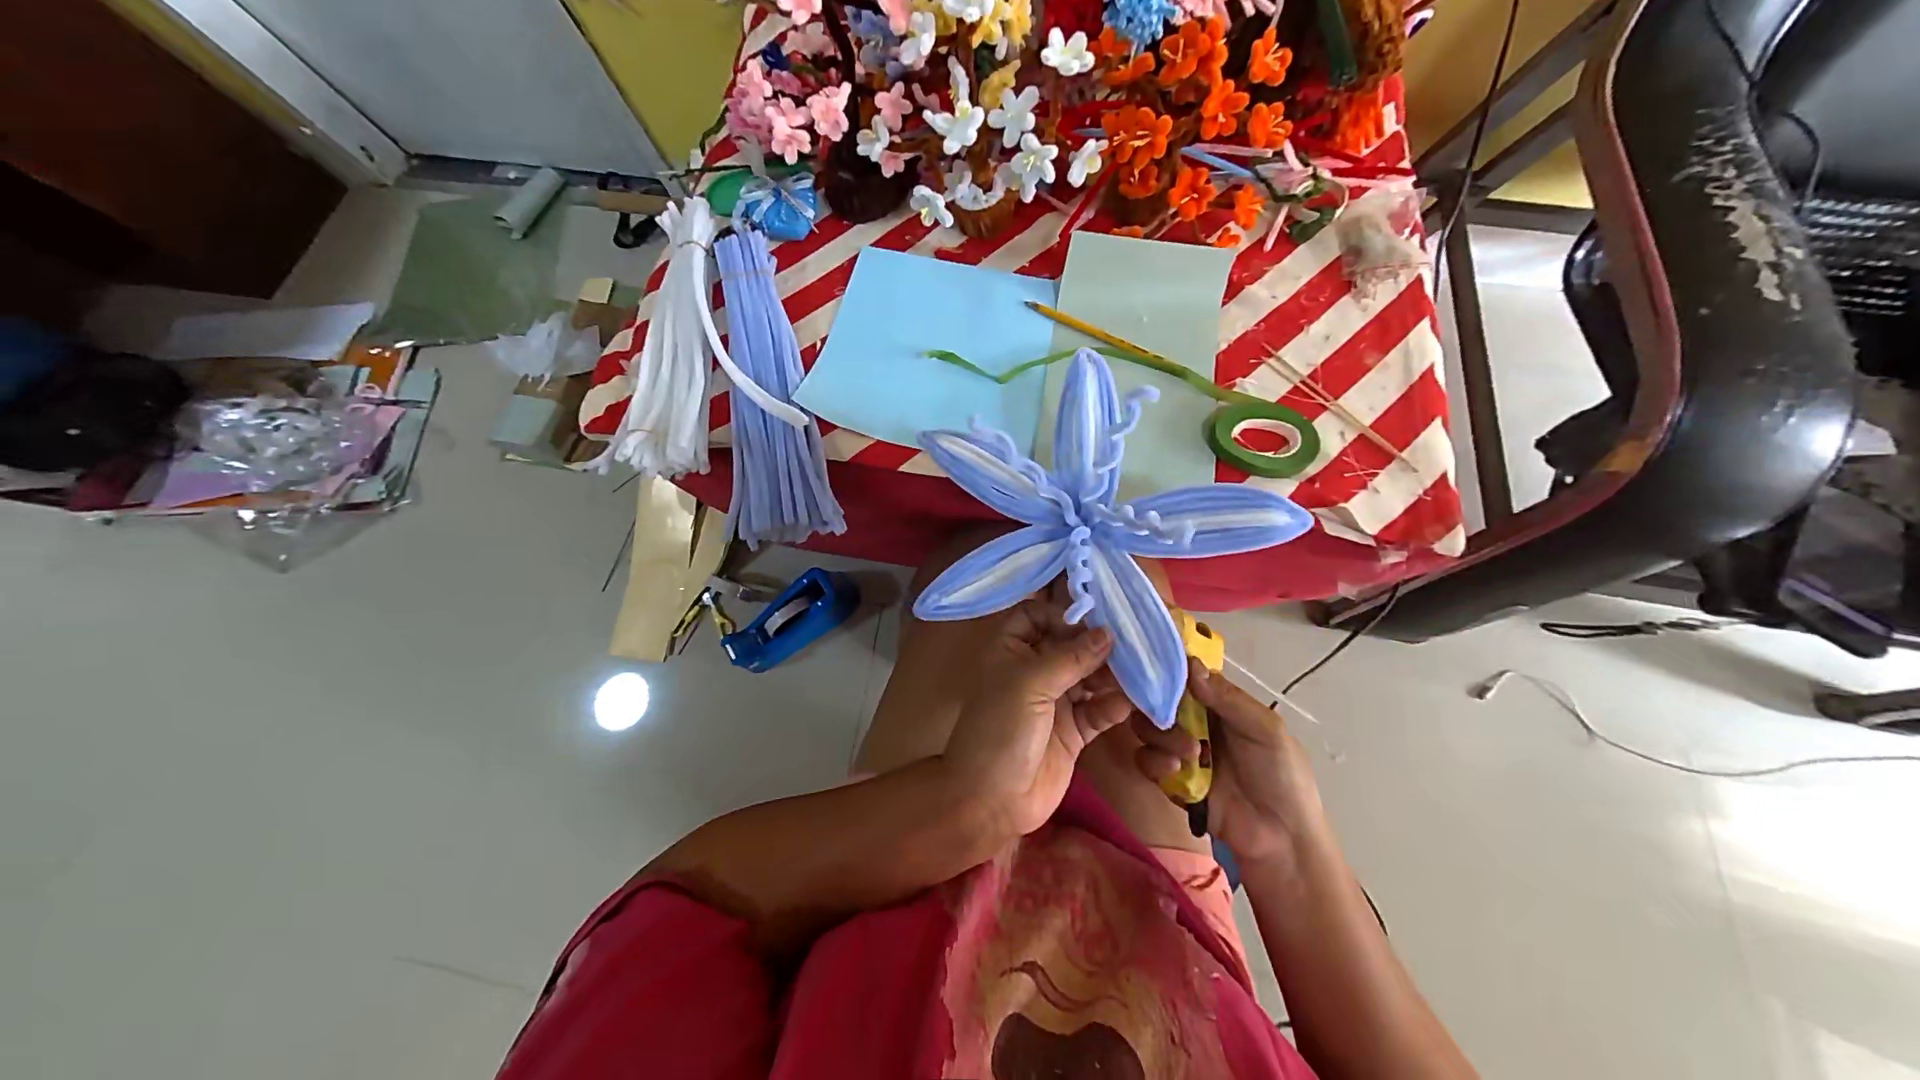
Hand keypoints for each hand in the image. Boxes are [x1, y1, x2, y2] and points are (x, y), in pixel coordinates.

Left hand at [940, 598, 1131, 838]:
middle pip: (1069, 645)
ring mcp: (1054, 702)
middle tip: (1133, 643)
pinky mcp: (1073, 732)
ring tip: (1139, 671)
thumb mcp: (1030, 684)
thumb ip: (1070, 657)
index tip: (1091, 622)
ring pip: (1088, 677)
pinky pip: (1098, 710)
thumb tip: (1108, 633)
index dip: (1059, 615)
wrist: (992, 801)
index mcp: (1010, 651)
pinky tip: (1134, 702)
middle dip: (1097, 644)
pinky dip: (1114, 705)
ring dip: (1112, 674)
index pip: (1034, 616)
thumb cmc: (1001, 730)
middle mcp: (1033, 671)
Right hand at [1133, 658, 1330, 867]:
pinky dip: (1155, 762)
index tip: (1152, 666)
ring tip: (1189, 754)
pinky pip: (1145, 760)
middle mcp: (1194, 721)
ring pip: (1147, 727)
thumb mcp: (1265, 729)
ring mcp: (1180, 750)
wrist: (1281, 838)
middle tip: (1172, 719)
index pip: (1184, 676)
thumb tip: (1190, 663)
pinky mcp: (1169, 779)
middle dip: (1159, 706)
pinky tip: (1175, 772)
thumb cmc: (1282, 775)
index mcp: (1218, 703)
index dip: (1166, 669)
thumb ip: (1227, 698)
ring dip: (1162, 736)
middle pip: (1157, 699)